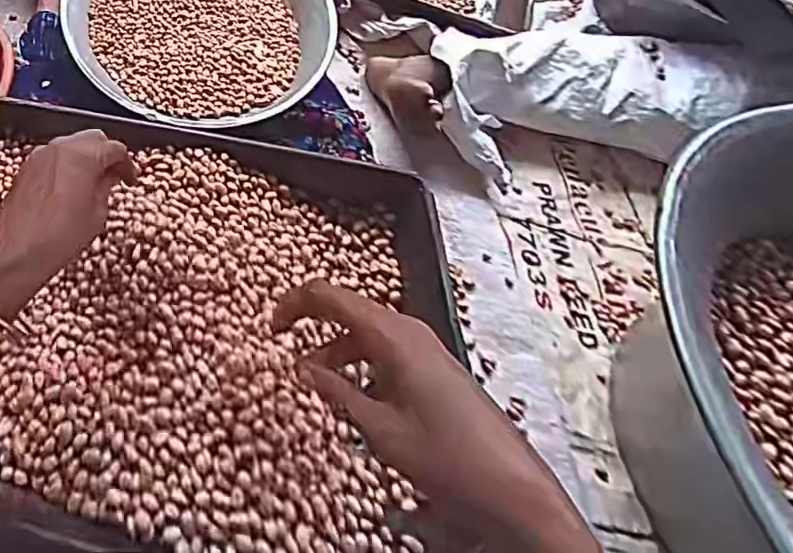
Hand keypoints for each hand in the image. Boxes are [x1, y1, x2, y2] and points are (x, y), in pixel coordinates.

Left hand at [0, 130, 135, 315]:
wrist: (15, 254)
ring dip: (86, 157)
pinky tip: (71, 186)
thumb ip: (106, 188)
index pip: (114, 148)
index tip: (130, 177)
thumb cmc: (56, 238)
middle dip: (106, 154)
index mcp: (82, 155)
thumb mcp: (96, 215)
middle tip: (116, 175)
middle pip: (93, 138)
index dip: (127, 163)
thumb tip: (109, 177)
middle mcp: (59, 148)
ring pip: (71, 144)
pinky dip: (66, 164)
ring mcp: (39, 155)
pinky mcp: (26, 166)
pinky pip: (53, 156)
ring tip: (94, 182)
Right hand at [274, 281, 598, 552]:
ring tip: (313, 377)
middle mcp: (408, 331)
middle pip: (345, 309)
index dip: (293, 304)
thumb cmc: (454, 462)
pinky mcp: (433, 368)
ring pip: (364, 332)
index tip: (272, 324)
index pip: (328, 295)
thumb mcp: (380, 430)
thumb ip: (335, 392)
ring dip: (333, 348)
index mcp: (392, 334)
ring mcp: (424, 348)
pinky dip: (358, 362)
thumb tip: (301, 368)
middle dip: (311, 325)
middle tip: (284, 344)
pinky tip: (352, 393)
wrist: (519, 496)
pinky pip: (384, 350)